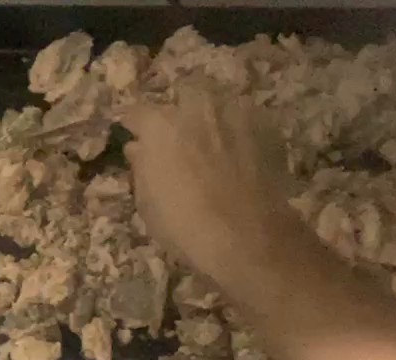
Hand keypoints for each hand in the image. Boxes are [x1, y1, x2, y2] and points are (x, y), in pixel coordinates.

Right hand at [121, 85, 304, 286]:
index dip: (132, 124)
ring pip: (218, 100)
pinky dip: (236, 130)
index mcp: (160, 126)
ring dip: (210, 115)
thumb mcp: (148, 203)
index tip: (130, 133)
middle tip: (176, 133)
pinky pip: (244, 117)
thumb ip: (141, 167)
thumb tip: (137, 147)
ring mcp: (235, 111)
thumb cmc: (182, 224)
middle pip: (184, 91)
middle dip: (178, 107)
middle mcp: (197, 107)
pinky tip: (237, 154)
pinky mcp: (265, 124)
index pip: (137, 112)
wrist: (244, 232)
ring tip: (210, 140)